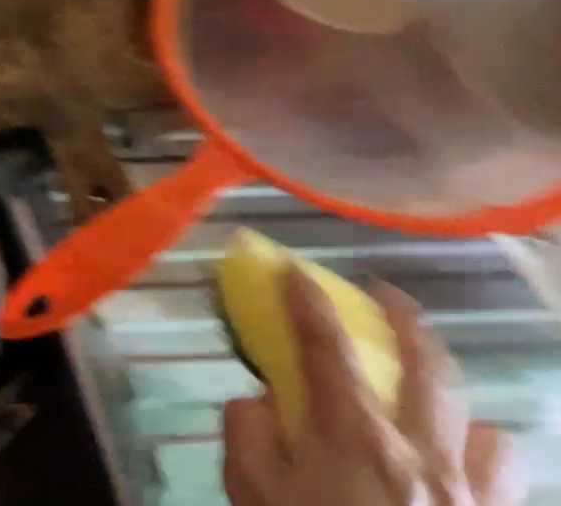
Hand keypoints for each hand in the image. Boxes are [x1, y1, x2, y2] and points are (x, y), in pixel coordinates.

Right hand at [222, 267, 525, 505]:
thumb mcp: (250, 491)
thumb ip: (247, 434)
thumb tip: (260, 399)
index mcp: (351, 436)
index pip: (325, 347)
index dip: (306, 301)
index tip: (292, 269)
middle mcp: (420, 452)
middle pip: (426, 369)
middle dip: (404, 321)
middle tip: (383, 296)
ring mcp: (470, 494)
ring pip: (483, 426)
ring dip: (453, 406)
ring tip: (427, 404)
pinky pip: (506, 477)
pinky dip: (481, 457)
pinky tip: (458, 464)